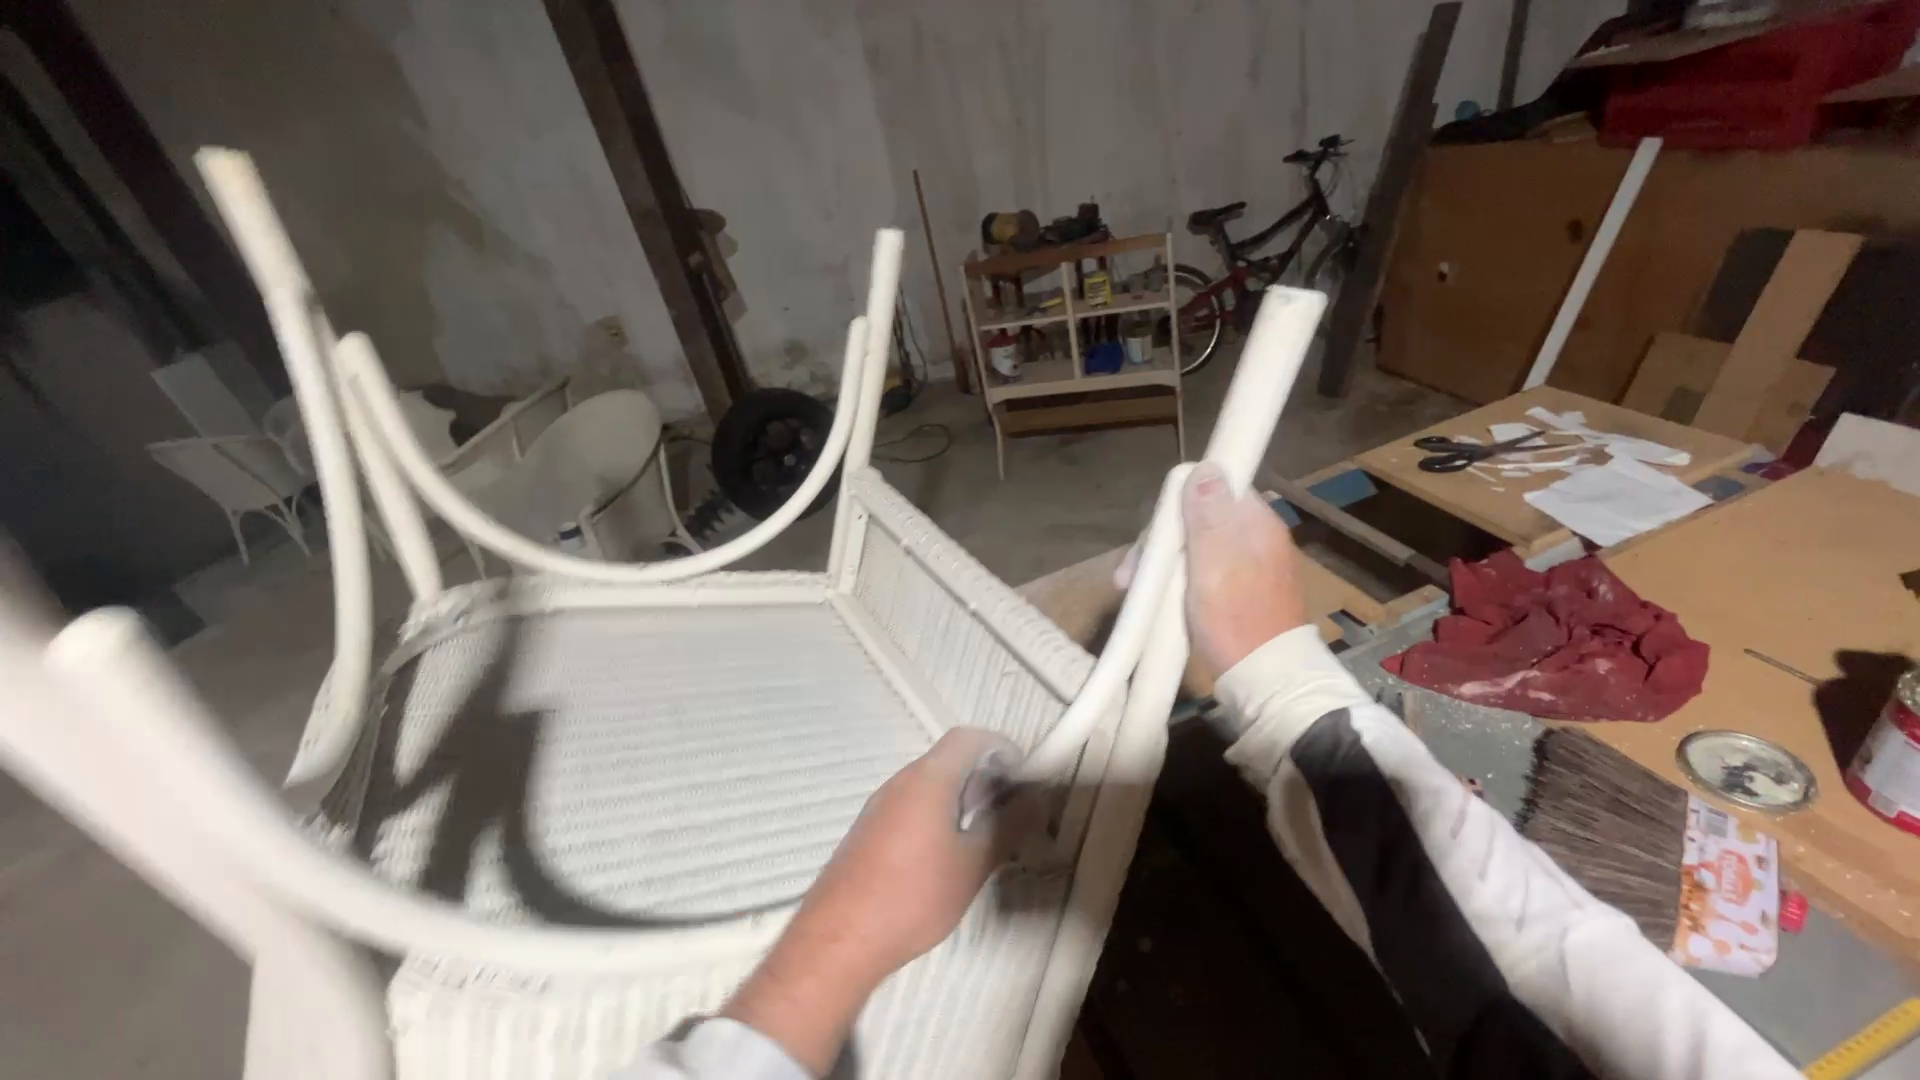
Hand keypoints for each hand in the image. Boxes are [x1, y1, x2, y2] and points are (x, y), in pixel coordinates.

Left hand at [723, 728, 1026, 1073]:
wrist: (838, 939)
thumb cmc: (912, 896)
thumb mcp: (972, 865)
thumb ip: (1006, 827)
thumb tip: (1032, 800)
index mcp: (928, 779)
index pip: (968, 738)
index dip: (1000, 747)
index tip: (1022, 776)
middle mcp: (900, 782)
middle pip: (948, 759)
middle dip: (984, 777)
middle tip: (1009, 812)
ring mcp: (880, 806)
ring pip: (929, 785)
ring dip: (961, 799)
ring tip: (983, 838)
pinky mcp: (869, 831)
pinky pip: (911, 806)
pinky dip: (937, 816)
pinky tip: (946, 858)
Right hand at [1123, 462, 1308, 675]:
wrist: (1266, 680)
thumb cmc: (1234, 621)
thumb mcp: (1213, 566)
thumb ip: (1208, 518)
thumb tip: (1205, 468)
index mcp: (1256, 525)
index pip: (1214, 489)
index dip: (1178, 504)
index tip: (1152, 533)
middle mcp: (1258, 538)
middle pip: (1201, 520)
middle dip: (1162, 541)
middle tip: (1130, 574)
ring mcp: (1253, 566)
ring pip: (1199, 547)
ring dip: (1165, 563)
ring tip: (1133, 589)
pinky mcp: (1245, 591)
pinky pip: (1206, 570)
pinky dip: (1180, 580)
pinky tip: (1160, 598)